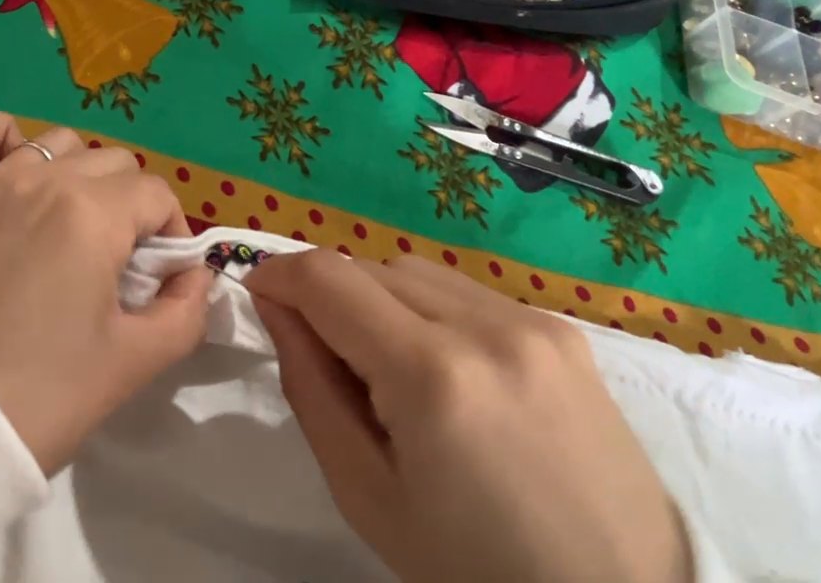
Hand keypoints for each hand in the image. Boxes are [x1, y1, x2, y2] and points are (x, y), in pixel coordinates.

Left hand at [0, 114, 212, 474]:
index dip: (170, 234)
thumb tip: (193, 275)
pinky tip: (11, 158)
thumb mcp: (135, 362)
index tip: (160, 278)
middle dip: (130, 205)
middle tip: (118, 260)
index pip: (155, 195)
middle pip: (111, 163)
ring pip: (53, 143)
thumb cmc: (42, 394)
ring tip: (71, 224)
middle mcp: (42, 181)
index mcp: (92, 214)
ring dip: (77, 173)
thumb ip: (185, 311)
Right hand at [246, 250, 689, 582]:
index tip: (257, 296)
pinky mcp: (562, 330)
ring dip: (377, 298)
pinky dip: (428, 309)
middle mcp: (486, 326)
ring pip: (414, 271)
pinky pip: (464, 291)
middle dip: (327, 295)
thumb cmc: (472, 566)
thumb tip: (276, 305)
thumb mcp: (365, 491)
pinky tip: (443, 368)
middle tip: (326, 360)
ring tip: (387, 367)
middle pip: (368, 267)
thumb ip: (308, 385)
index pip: (326, 278)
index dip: (278, 275)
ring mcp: (533, 321)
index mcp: (432, 375)